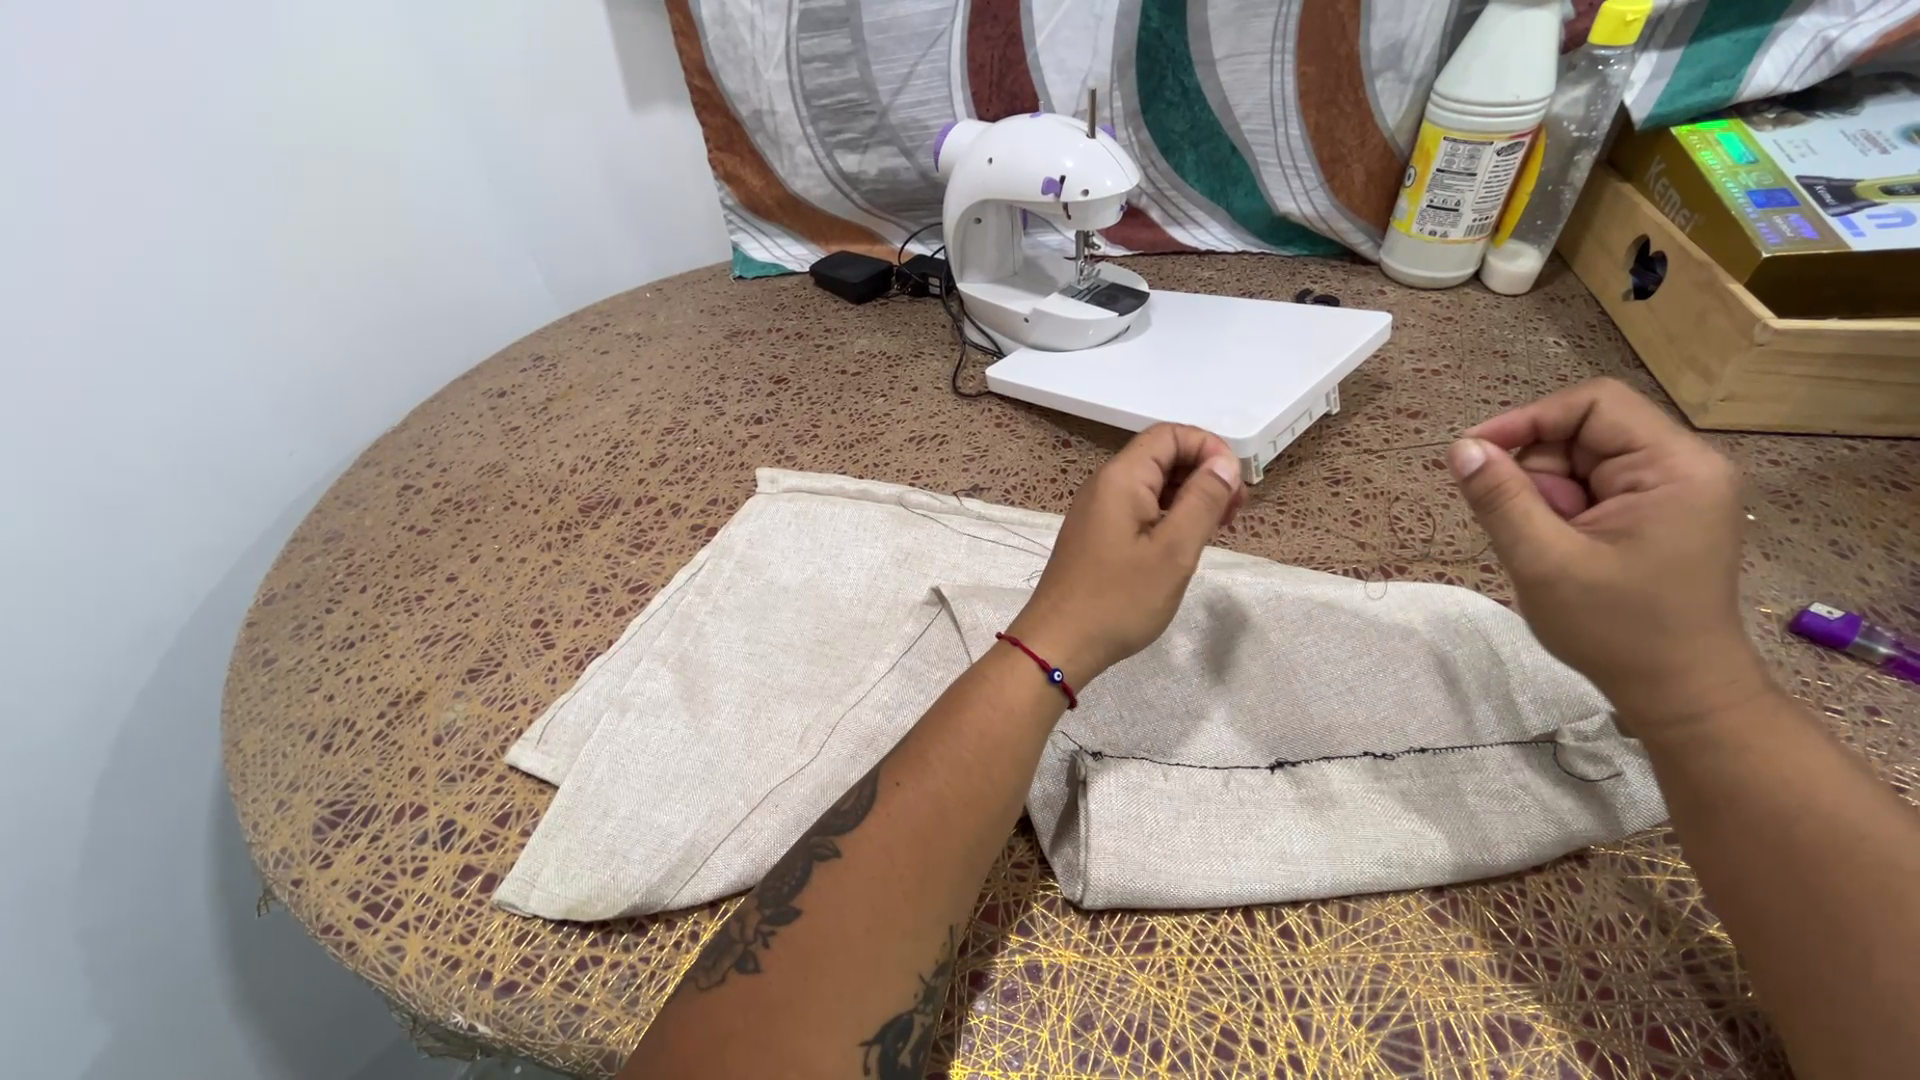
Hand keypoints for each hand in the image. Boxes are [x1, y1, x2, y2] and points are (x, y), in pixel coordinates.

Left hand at [1007, 424, 1244, 685]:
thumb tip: (1224, 463)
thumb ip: (1203, 500)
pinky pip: (1139, 510)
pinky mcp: (1096, 536)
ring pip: (1152, 486)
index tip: (1235, 485)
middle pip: (1161, 457)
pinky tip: (1185, 544)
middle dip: (1203, 473)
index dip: (1208, 448)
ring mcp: (1097, 511)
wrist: (1059, 643)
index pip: (1169, 434)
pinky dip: (1168, 517)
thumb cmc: (1119, 599)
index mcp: (1121, 478)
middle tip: (1234, 512)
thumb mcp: (1174, 550)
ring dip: (1189, 497)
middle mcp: (1105, 485)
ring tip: (1217, 529)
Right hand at [1448, 378, 1774, 735]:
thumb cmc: (1617, 629)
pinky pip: (1591, 490)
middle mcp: (1682, 467)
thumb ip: (1500, 499)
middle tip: (1513, 522)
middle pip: (1584, 433)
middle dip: (1534, 470)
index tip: (1473, 454)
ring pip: (1581, 463)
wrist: (1679, 692)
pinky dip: (1557, 512)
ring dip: (1542, 495)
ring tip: (1539, 546)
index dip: (1527, 420)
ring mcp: (1672, 492)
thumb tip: (1460, 448)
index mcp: (1674, 467)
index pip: (1593, 404)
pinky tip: (1553, 549)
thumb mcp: (1544, 562)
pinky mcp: (1655, 516)